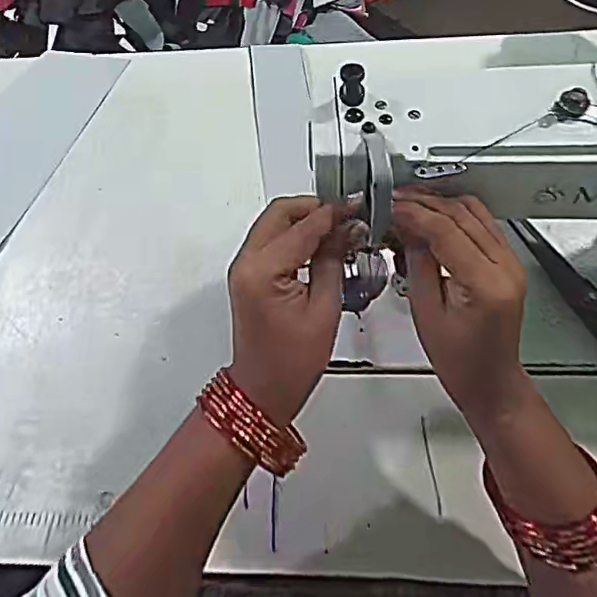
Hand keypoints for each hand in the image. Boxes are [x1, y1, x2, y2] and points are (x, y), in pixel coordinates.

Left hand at [226, 196, 353, 423]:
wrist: (263, 389)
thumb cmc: (289, 362)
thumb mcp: (325, 309)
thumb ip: (333, 260)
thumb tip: (345, 230)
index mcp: (262, 272)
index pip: (302, 227)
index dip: (332, 213)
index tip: (353, 207)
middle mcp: (246, 264)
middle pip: (280, 212)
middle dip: (314, 207)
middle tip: (345, 213)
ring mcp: (243, 267)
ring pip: (274, 221)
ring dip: (304, 218)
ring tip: (336, 227)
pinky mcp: (247, 273)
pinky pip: (270, 237)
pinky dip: (294, 233)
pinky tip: (318, 242)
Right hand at [391, 190, 533, 427]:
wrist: (491, 380)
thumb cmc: (462, 361)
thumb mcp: (426, 312)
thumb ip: (418, 263)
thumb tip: (407, 227)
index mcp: (486, 285)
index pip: (447, 230)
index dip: (415, 213)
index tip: (393, 207)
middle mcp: (506, 268)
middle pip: (462, 214)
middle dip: (424, 203)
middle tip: (396, 201)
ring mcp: (511, 262)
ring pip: (475, 211)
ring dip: (441, 202)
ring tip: (411, 204)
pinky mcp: (509, 261)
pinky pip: (483, 222)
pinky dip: (456, 213)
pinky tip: (435, 214)